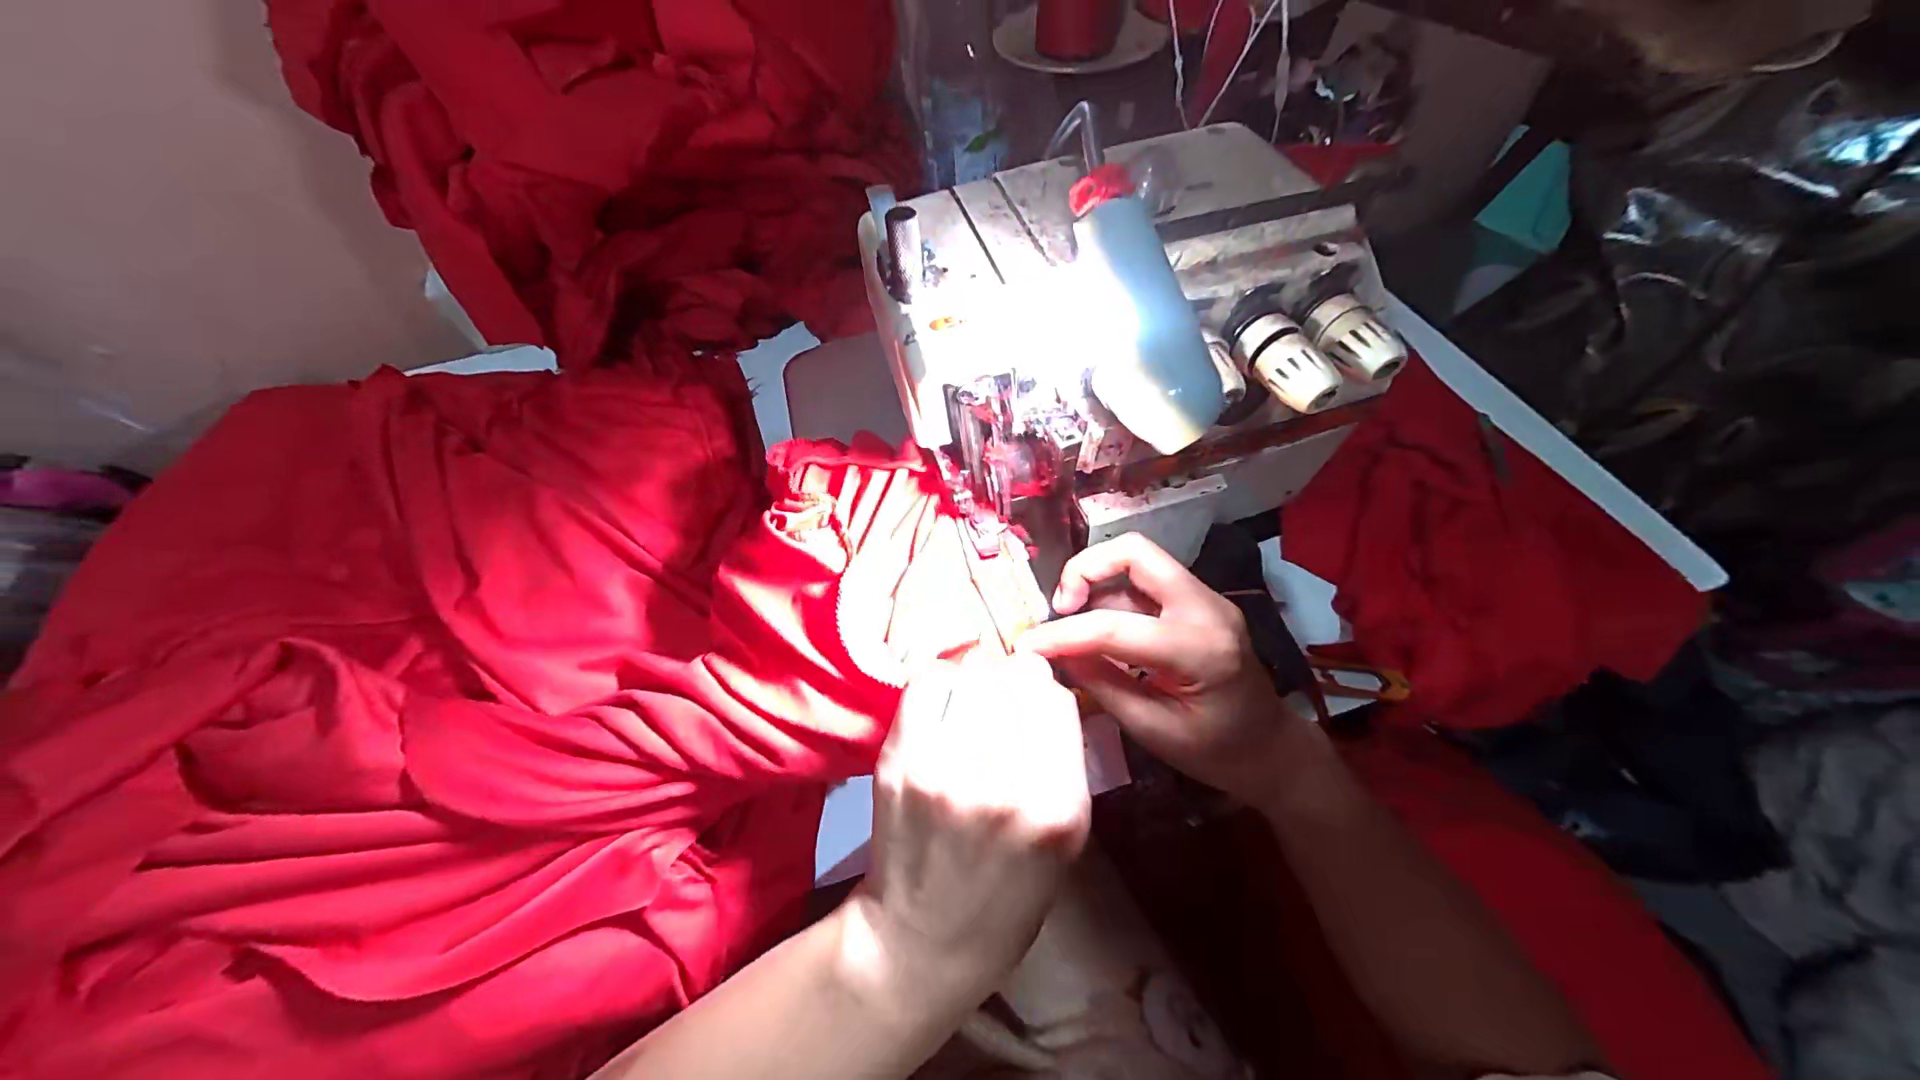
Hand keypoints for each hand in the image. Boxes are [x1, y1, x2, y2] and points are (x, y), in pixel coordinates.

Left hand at [843, 654, 1089, 1012]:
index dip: (1046, 692)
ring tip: (972, 703)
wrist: (924, 938)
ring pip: (973, 674)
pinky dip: (939, 683)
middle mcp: (1003, 785)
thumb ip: (1065, 762)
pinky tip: (942, 705)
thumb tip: (1046, 688)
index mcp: (1056, 808)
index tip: (1034, 698)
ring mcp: (944, 770)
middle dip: (1013, 680)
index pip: (1056, 701)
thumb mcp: (1066, 838)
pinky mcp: (898, 762)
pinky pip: (927, 683)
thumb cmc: (1007, 896)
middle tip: (1001, 697)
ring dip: (977, 679)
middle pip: (1015, 680)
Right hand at [1015, 533, 1312, 804]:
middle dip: (1083, 570)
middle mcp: (1205, 608)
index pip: (1114, 626)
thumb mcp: (1151, 729)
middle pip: (1134, 552)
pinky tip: (1096, 626)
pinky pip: (1144, 581)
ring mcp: (1204, 599)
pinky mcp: (1196, 601)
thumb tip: (1052, 653)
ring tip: (1070, 620)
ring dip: (1095, 581)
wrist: (1271, 748)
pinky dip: (1111, 593)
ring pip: (1137, 561)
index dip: (1062, 635)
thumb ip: (1100, 683)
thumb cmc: (1216, 752)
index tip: (1026, 645)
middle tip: (1059, 608)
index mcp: (1199, 649)